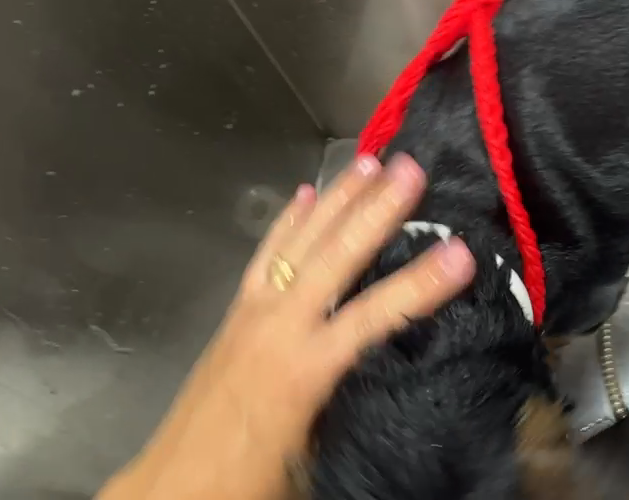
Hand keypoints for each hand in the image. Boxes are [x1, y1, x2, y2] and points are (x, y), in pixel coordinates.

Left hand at [99, 154, 474, 499]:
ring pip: (301, 240)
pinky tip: (305, 193)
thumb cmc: (248, 485)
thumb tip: (396, 363)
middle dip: (376, 210)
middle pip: (336, 255)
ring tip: (368, 161)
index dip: (421, 286)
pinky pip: (266, 252)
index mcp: (304, 370)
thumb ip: (353, 400)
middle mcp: (279, 326)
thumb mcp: (315, 454)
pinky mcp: (236, 309)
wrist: (167, 490)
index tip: (462, 254)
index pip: (374, 318)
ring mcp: (254, 310)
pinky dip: (289, 220)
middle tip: (411, 170)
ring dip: (336, 199)